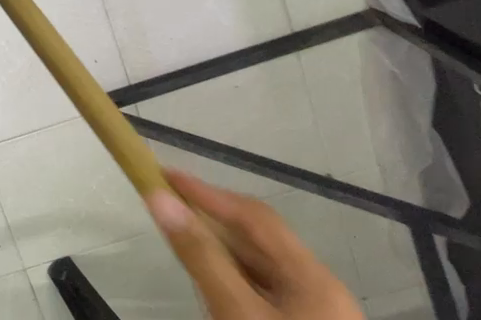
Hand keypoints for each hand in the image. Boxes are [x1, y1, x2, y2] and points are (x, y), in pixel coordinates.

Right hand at [147, 171, 362, 319]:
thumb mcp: (236, 314)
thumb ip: (200, 256)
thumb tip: (159, 198)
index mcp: (314, 279)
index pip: (254, 216)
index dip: (207, 191)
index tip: (160, 175)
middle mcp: (321, 290)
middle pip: (258, 241)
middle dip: (211, 223)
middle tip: (165, 211)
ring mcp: (316, 315)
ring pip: (259, 268)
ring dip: (219, 254)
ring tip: (182, 249)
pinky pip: (263, 295)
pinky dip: (232, 283)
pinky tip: (211, 293)